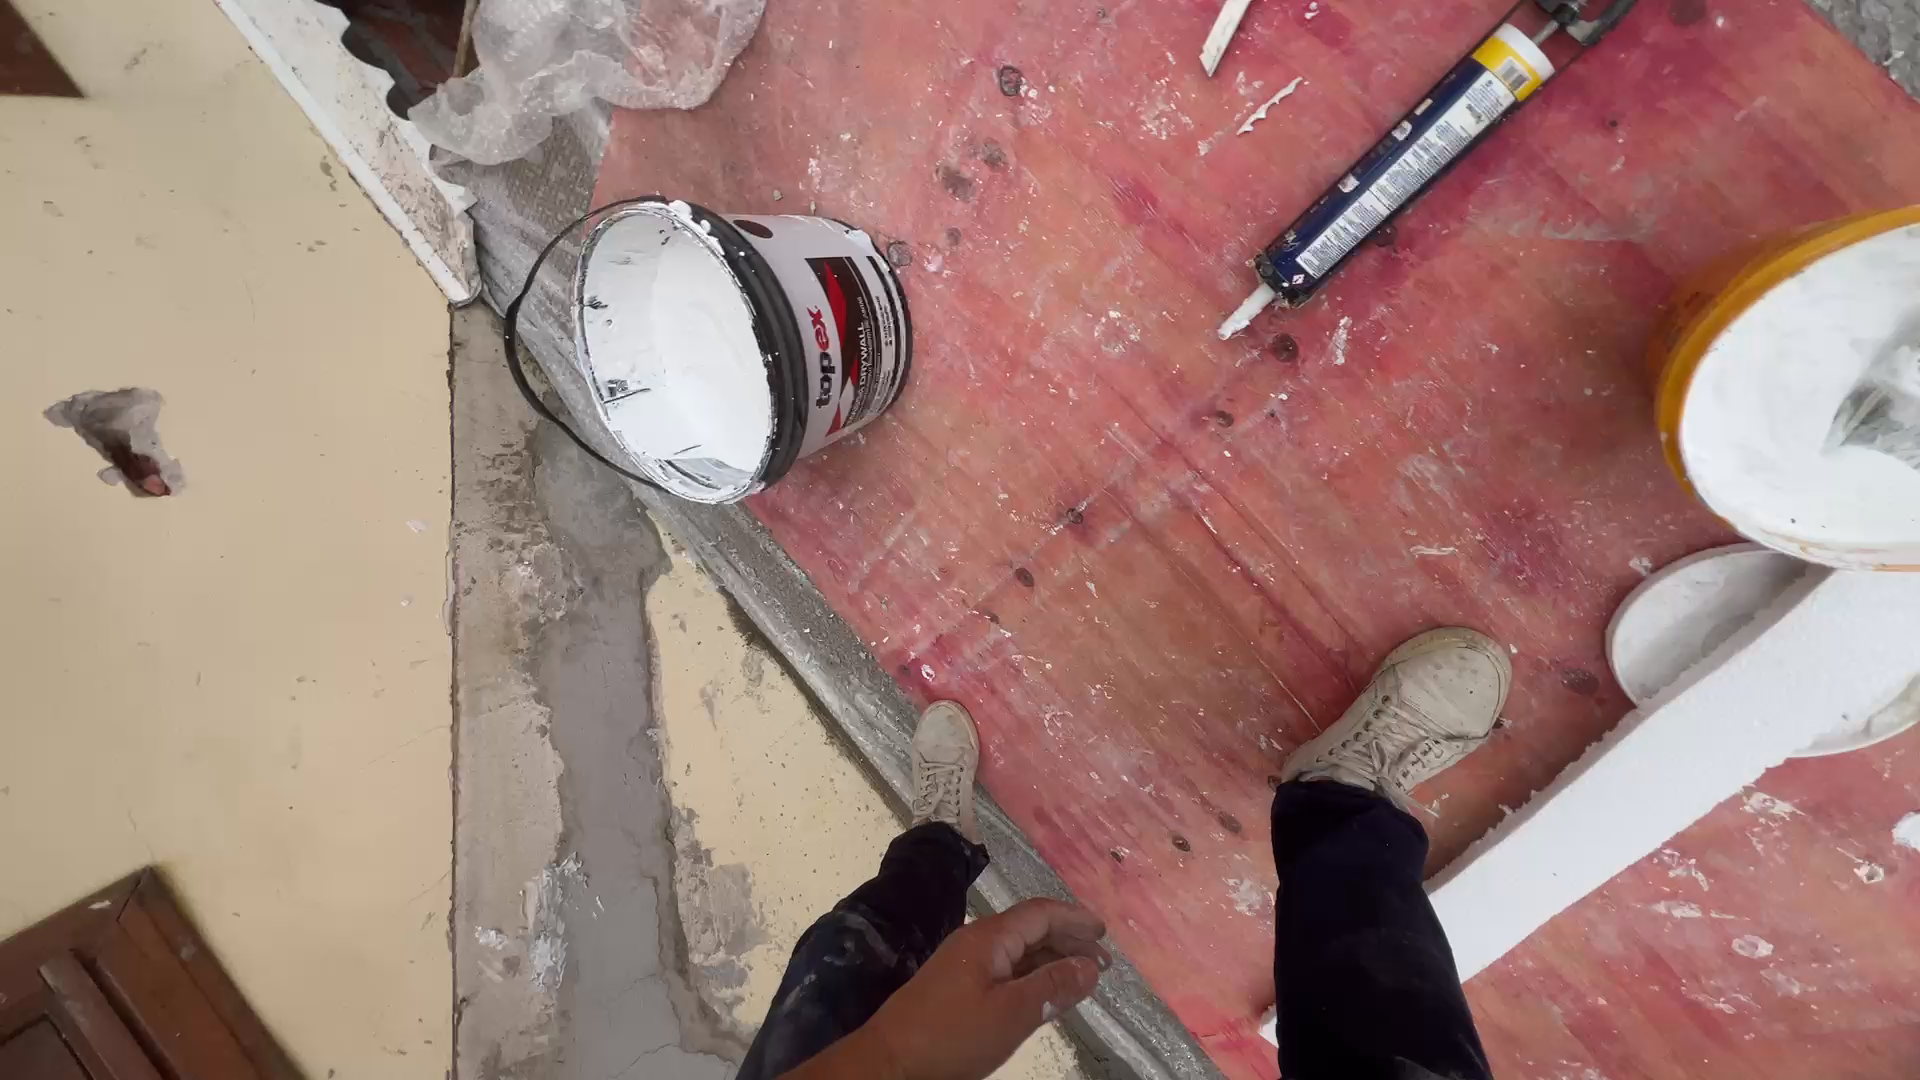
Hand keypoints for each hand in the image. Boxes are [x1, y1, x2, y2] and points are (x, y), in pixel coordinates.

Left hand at [789, 899, 1109, 1079]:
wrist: (890, 1062)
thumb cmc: (952, 1036)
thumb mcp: (1010, 1015)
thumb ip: (1051, 986)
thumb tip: (1091, 967)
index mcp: (990, 936)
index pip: (1040, 913)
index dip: (1074, 918)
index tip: (1104, 932)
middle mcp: (979, 939)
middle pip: (1031, 927)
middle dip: (1068, 938)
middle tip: (1103, 960)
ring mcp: (967, 961)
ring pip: (1019, 948)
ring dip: (1052, 957)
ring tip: (1083, 975)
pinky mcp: (959, 984)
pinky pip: (1006, 967)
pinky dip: (1032, 972)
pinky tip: (1045, 990)